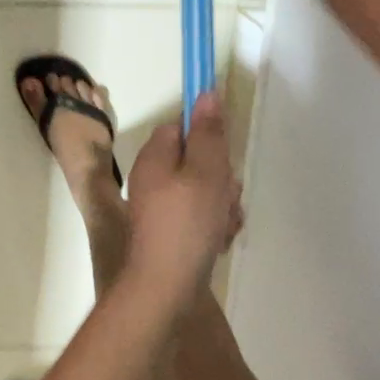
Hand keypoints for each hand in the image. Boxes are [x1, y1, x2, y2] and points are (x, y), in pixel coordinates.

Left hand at [125, 91, 242, 293]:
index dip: (207, 137)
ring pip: (205, 191)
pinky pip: (201, 217)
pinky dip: (214, 226)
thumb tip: (206, 92)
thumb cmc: (186, 224)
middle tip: (226, 197)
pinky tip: (219, 241)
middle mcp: (153, 178)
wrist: (166, 287)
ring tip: (223, 224)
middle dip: (222, 179)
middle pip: (198, 160)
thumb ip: (208, 132)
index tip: (222, 156)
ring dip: (223, 205)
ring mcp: (161, 208)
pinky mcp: (171, 233)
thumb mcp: (205, 171)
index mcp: (155, 157)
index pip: (181, 127)